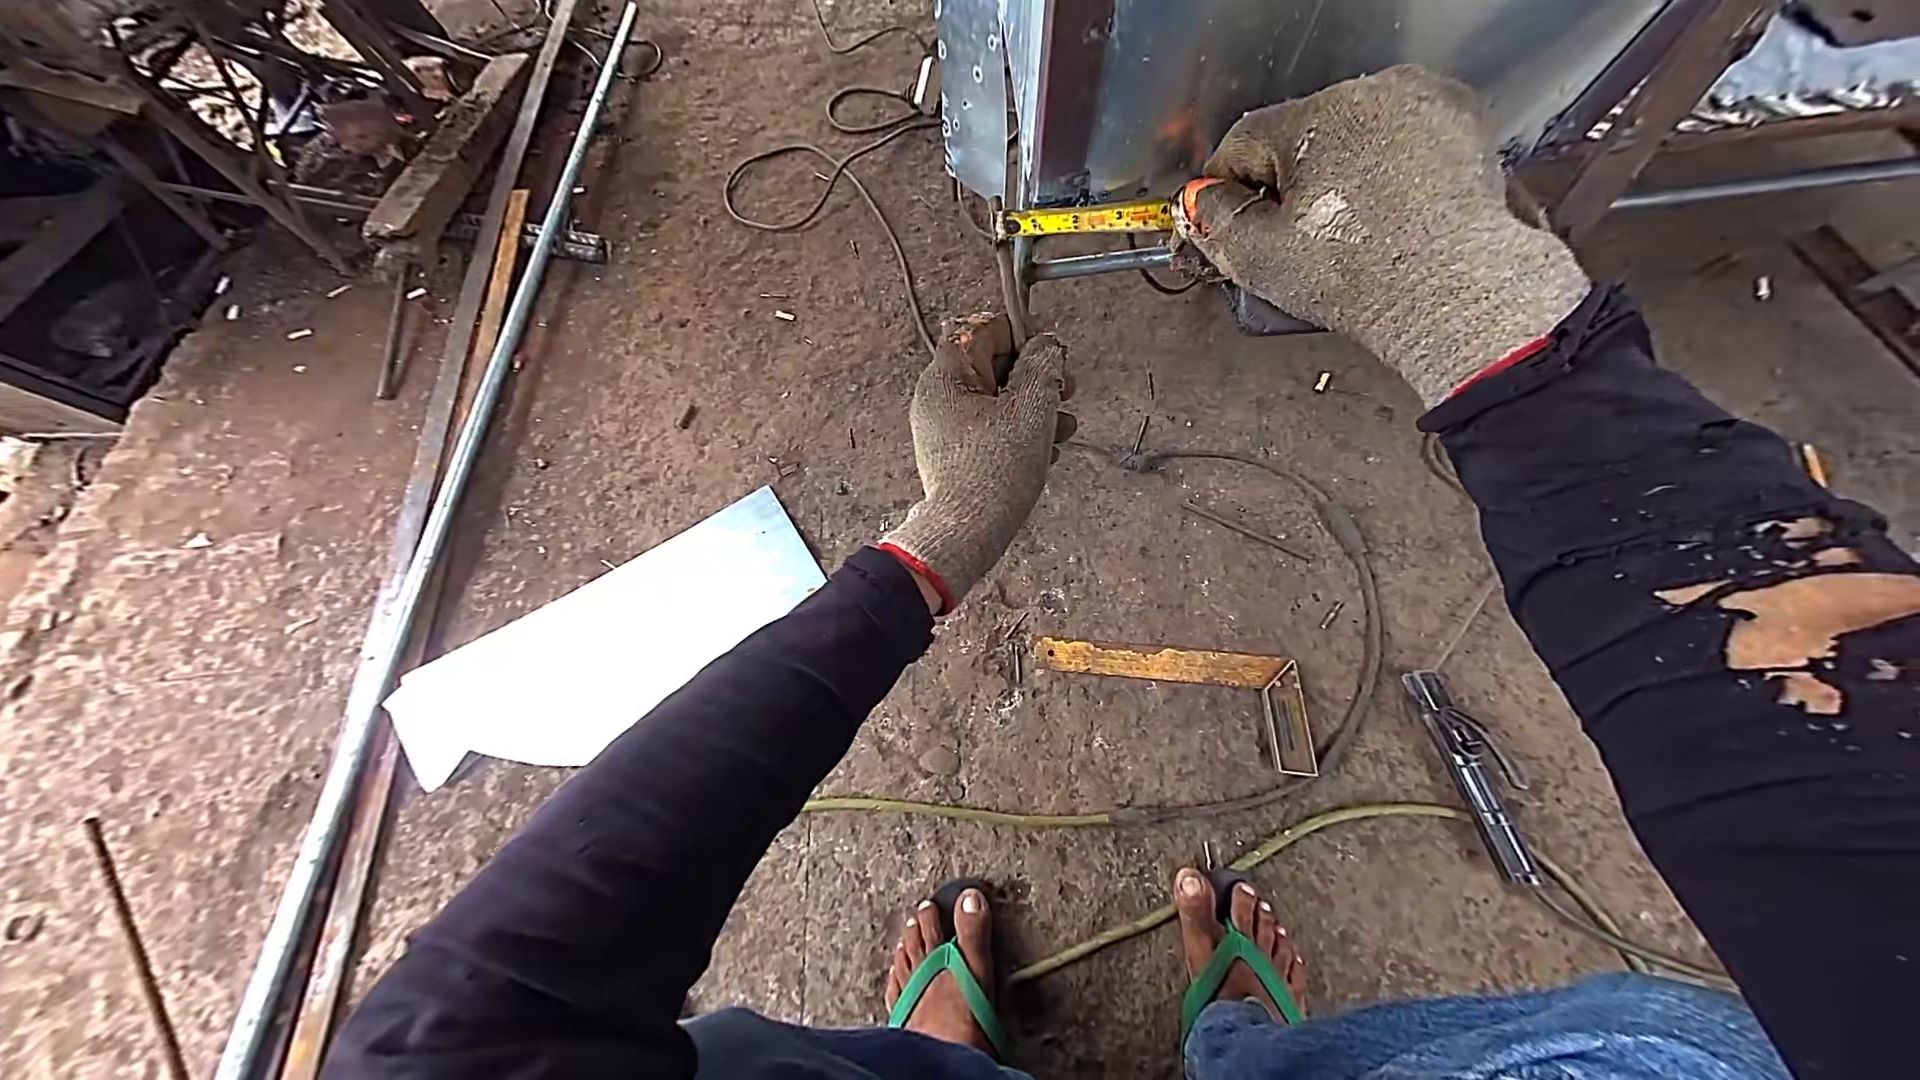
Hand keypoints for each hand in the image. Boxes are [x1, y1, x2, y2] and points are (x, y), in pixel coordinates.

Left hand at [880, 313, 1071, 613]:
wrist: (969, 532)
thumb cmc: (995, 469)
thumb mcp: (1030, 407)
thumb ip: (1043, 365)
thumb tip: (1048, 345)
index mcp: (946, 377)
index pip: (982, 331)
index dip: (1022, 336)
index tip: (1051, 355)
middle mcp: (939, 399)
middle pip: (994, 367)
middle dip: (1036, 378)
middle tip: (1067, 390)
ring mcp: (945, 431)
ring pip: (998, 403)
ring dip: (1036, 409)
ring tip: (1065, 427)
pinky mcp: (956, 457)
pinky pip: (992, 432)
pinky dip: (1020, 435)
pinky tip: (1048, 450)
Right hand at [1175, 65, 1590, 404]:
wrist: (1446, 290)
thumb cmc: (1358, 272)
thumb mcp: (1257, 255)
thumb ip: (1215, 220)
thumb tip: (1198, 201)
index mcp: (1320, 116)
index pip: (1243, 142)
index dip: (1222, 188)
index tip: (1219, 221)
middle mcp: (1375, 93)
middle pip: (1294, 139)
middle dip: (1276, 186)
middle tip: (1276, 239)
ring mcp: (1422, 105)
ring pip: (1341, 140)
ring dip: (1322, 180)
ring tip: (1325, 234)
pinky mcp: (1456, 128)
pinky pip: (1388, 145)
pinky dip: (1368, 177)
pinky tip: (1365, 219)